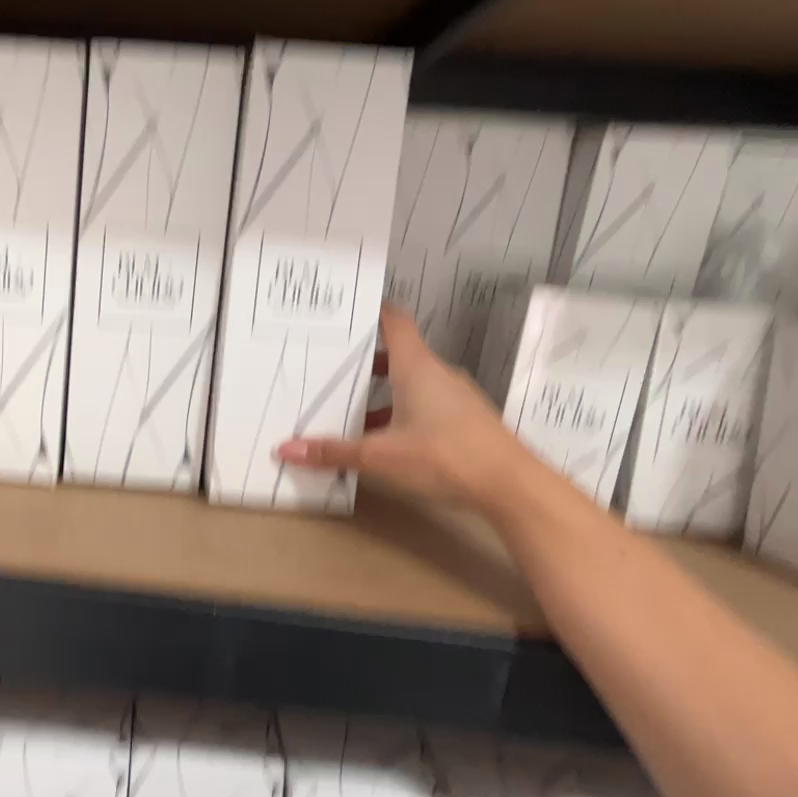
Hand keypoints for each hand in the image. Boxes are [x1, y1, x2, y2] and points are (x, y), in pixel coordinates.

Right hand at [275, 305, 527, 510]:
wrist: (511, 485)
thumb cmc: (444, 456)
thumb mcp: (380, 456)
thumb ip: (333, 451)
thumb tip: (286, 449)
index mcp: (416, 367)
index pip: (393, 322)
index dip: (371, 311)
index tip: (345, 312)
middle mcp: (437, 374)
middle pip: (397, 355)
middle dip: (364, 362)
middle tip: (331, 368)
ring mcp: (456, 397)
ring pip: (412, 384)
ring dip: (383, 394)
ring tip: (350, 411)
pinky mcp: (466, 420)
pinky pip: (426, 406)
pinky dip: (402, 413)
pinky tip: (385, 441)